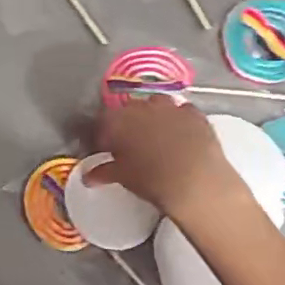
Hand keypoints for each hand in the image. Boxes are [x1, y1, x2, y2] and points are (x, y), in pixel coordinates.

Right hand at [86, 95, 241, 216]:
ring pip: (154, 103)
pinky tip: (178, 132)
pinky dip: (176, 118)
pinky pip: (180, 110)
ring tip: (152, 134)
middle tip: (126, 143)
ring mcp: (169, 107)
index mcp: (116, 121)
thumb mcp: (121, 176)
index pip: (101, 123)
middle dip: (125, 123)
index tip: (102, 149)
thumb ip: (103, 171)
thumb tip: (89, 176)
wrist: (196, 181)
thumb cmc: (150, 179)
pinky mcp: (194, 113)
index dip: (100, 136)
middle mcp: (141, 108)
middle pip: (127, 110)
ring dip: (151, 114)